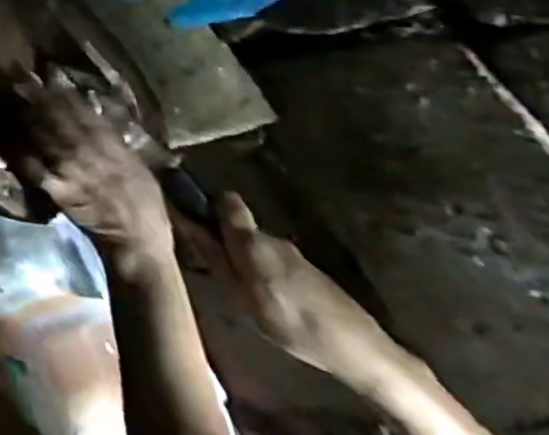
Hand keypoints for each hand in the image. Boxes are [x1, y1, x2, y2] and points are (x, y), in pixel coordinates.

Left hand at [17, 86, 172, 262]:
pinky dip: (21, 154)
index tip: (48, 72)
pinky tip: (4, 140)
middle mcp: (91, 151)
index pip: (84, 112)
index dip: (64, 92)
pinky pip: (36, 169)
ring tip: (12, 94)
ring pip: (47, 135)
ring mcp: (74, 170)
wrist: (140, 241)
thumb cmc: (144, 203)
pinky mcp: (61, 191)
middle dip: (39, 95)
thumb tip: (99, 110)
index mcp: (112, 144)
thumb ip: (117, 138)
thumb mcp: (137, 163)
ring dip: (29, 114)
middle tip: (18, 73)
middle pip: (61, 118)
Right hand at [183, 192, 398, 387]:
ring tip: (243, 290)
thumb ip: (215, 258)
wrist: (360, 349)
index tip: (193, 215)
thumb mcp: (242, 295)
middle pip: (239, 226)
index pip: (226, 200)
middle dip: (224, 238)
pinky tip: (269, 299)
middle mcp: (271, 238)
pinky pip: (274, 262)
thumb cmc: (291, 321)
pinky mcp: (310, 272)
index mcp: (250, 240)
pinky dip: (266, 273)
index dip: (208, 203)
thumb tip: (188, 222)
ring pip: (257, 247)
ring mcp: (293, 254)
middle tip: (216, 266)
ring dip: (246, 260)